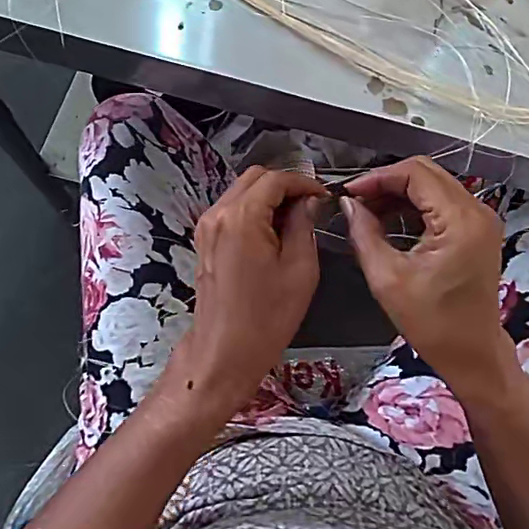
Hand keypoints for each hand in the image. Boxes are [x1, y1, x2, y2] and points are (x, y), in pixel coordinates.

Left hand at [163, 166, 325, 420]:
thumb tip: (308, 202)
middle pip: (253, 178)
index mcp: (241, 217)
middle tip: (311, 205)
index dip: (303, 182)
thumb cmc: (267, 317)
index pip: (274, 179)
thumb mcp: (300, 269)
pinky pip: (230, 210)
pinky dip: (252, 210)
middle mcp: (217, 214)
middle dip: (284, 185)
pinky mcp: (204, 239)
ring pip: (240, 191)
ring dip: (267, 197)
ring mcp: (206, 226)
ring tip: (295, 220)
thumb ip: (303, 226)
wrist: (225, 350)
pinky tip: (273, 232)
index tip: (323, 196)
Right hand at [342, 157, 511, 388]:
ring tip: (366, 209)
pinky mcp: (477, 229)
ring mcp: (481, 220)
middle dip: (385, 181)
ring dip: (397, 191)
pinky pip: (440, 200)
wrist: (472, 353)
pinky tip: (387, 218)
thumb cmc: (431, 321)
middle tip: (355, 199)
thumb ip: (363, 232)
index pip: (415, 174)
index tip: (348, 193)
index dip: (377, 177)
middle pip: (425, 172)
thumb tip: (347, 202)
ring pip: (432, 183)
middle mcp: (478, 213)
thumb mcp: (386, 276)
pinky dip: (411, 203)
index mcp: (461, 222)